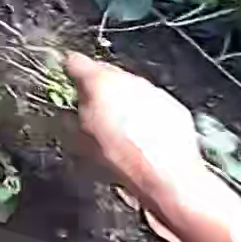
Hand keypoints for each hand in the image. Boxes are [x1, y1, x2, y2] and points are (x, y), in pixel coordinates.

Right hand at [65, 52, 219, 215]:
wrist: (170, 179)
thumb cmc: (125, 160)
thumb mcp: (81, 139)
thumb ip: (74, 112)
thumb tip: (73, 106)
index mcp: (99, 82)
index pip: (76, 62)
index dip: (69, 70)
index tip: (68, 78)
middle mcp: (127, 80)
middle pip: (105, 73)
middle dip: (98, 87)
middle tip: (92, 109)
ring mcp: (152, 91)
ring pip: (129, 86)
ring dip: (122, 99)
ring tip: (119, 126)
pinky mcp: (172, 105)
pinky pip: (151, 100)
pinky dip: (144, 111)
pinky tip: (141, 133)